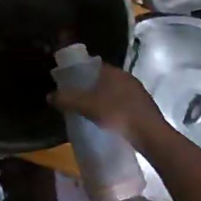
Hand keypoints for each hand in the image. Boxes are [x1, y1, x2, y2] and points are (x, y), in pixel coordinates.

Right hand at [49, 65, 168, 147]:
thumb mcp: (86, 106)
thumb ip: (66, 99)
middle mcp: (127, 78)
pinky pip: (122, 103)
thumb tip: (50, 96)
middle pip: (102, 79)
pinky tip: (107, 120)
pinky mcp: (144, 107)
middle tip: (76, 98)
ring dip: (102, 98)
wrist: (150, 135)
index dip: (79, 72)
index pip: (92, 65)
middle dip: (89, 87)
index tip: (68, 82)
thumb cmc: (117, 114)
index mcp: (114, 72)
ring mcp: (138, 92)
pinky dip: (112, 108)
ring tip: (89, 110)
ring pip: (113, 91)